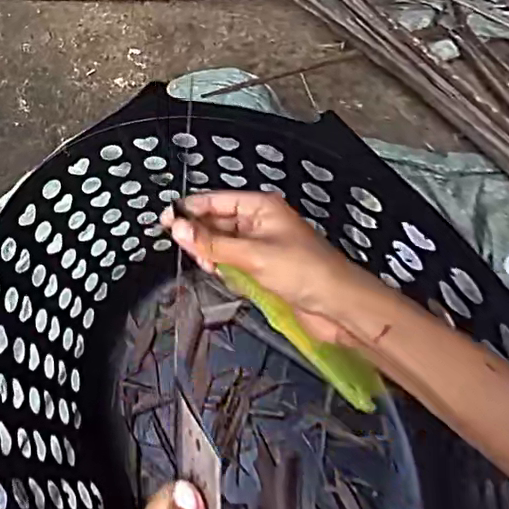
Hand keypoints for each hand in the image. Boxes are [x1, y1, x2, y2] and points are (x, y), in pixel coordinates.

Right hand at [160, 191, 379, 345]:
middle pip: (215, 221)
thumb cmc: (306, 272)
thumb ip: (210, 243)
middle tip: (185, 247)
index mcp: (259, 207)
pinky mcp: (262, 267)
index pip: (214, 200)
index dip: (189, 209)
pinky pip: (231, 260)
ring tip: (208, 264)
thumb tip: (177, 228)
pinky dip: (222, 267)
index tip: (166, 220)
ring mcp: (260, 245)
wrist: (342, 308)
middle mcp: (258, 222)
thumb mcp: (251, 255)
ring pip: (220, 243)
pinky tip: (222, 275)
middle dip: (199, 234)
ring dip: (210, 253)